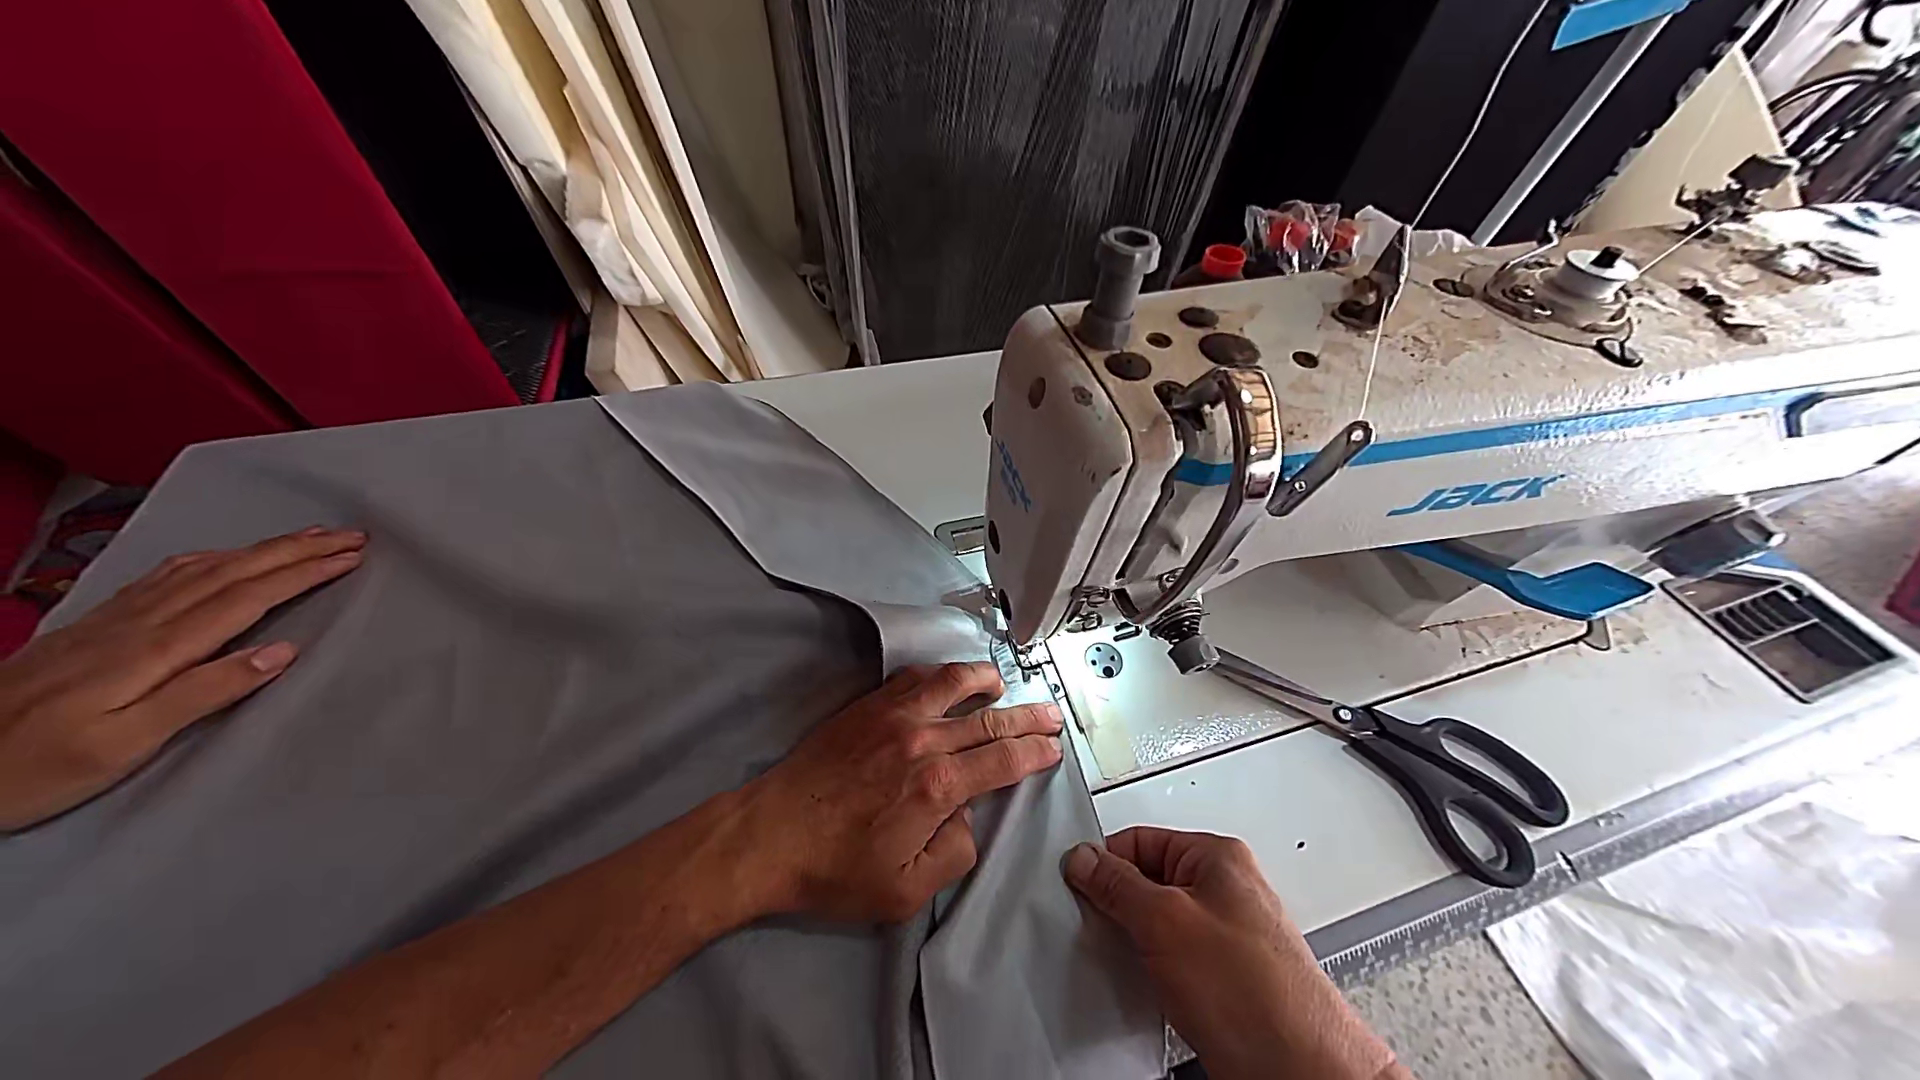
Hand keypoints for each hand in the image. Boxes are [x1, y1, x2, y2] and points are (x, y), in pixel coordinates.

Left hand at [0, 526, 366, 829]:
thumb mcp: (122, 745)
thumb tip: (283, 651)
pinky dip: (212, 558)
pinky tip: (225, 557)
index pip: (247, 598)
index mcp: (155, 650)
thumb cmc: (35, 769)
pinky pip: (165, 576)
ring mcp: (111, 620)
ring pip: (202, 568)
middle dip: (295, 549)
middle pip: (230, 572)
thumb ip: (204, 693)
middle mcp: (137, 622)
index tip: (352, 558)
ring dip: (261, 549)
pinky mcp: (93, 626)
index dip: (303, 574)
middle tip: (350, 536)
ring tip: (307, 537)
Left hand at [739, 661, 1063, 922]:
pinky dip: (938, 673)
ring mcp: (892, 717)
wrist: (768, 836)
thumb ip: (954, 854)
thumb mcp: (905, 892)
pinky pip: (912, 678)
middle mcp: (921, 741)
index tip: (1050, 748)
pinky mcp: (867, 707)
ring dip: (984, 679)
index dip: (1034, 752)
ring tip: (1001, 682)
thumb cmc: (833, 869)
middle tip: (1048, 714)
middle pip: (990, 720)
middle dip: (1027, 717)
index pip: (1002, 761)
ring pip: (952, 683)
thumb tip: (967, 816)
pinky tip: (945, 678)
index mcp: (936, 787)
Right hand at [1064, 828, 1401, 1079]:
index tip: (1079, 881)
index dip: (1105, 859)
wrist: (1300, 1073)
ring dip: (1135, 939)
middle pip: (1147, 878)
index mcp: (1217, 857)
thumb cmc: (1258, 996)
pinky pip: (1171, 956)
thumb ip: (1116, 884)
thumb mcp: (1164, 921)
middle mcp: (1225, 889)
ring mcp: (1225, 934)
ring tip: (1129, 958)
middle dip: (1119, 903)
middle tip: (1101, 923)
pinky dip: (1151, 966)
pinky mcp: (1222, 975)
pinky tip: (1146, 983)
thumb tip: (1084, 860)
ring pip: (1157, 921)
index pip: (1140, 839)